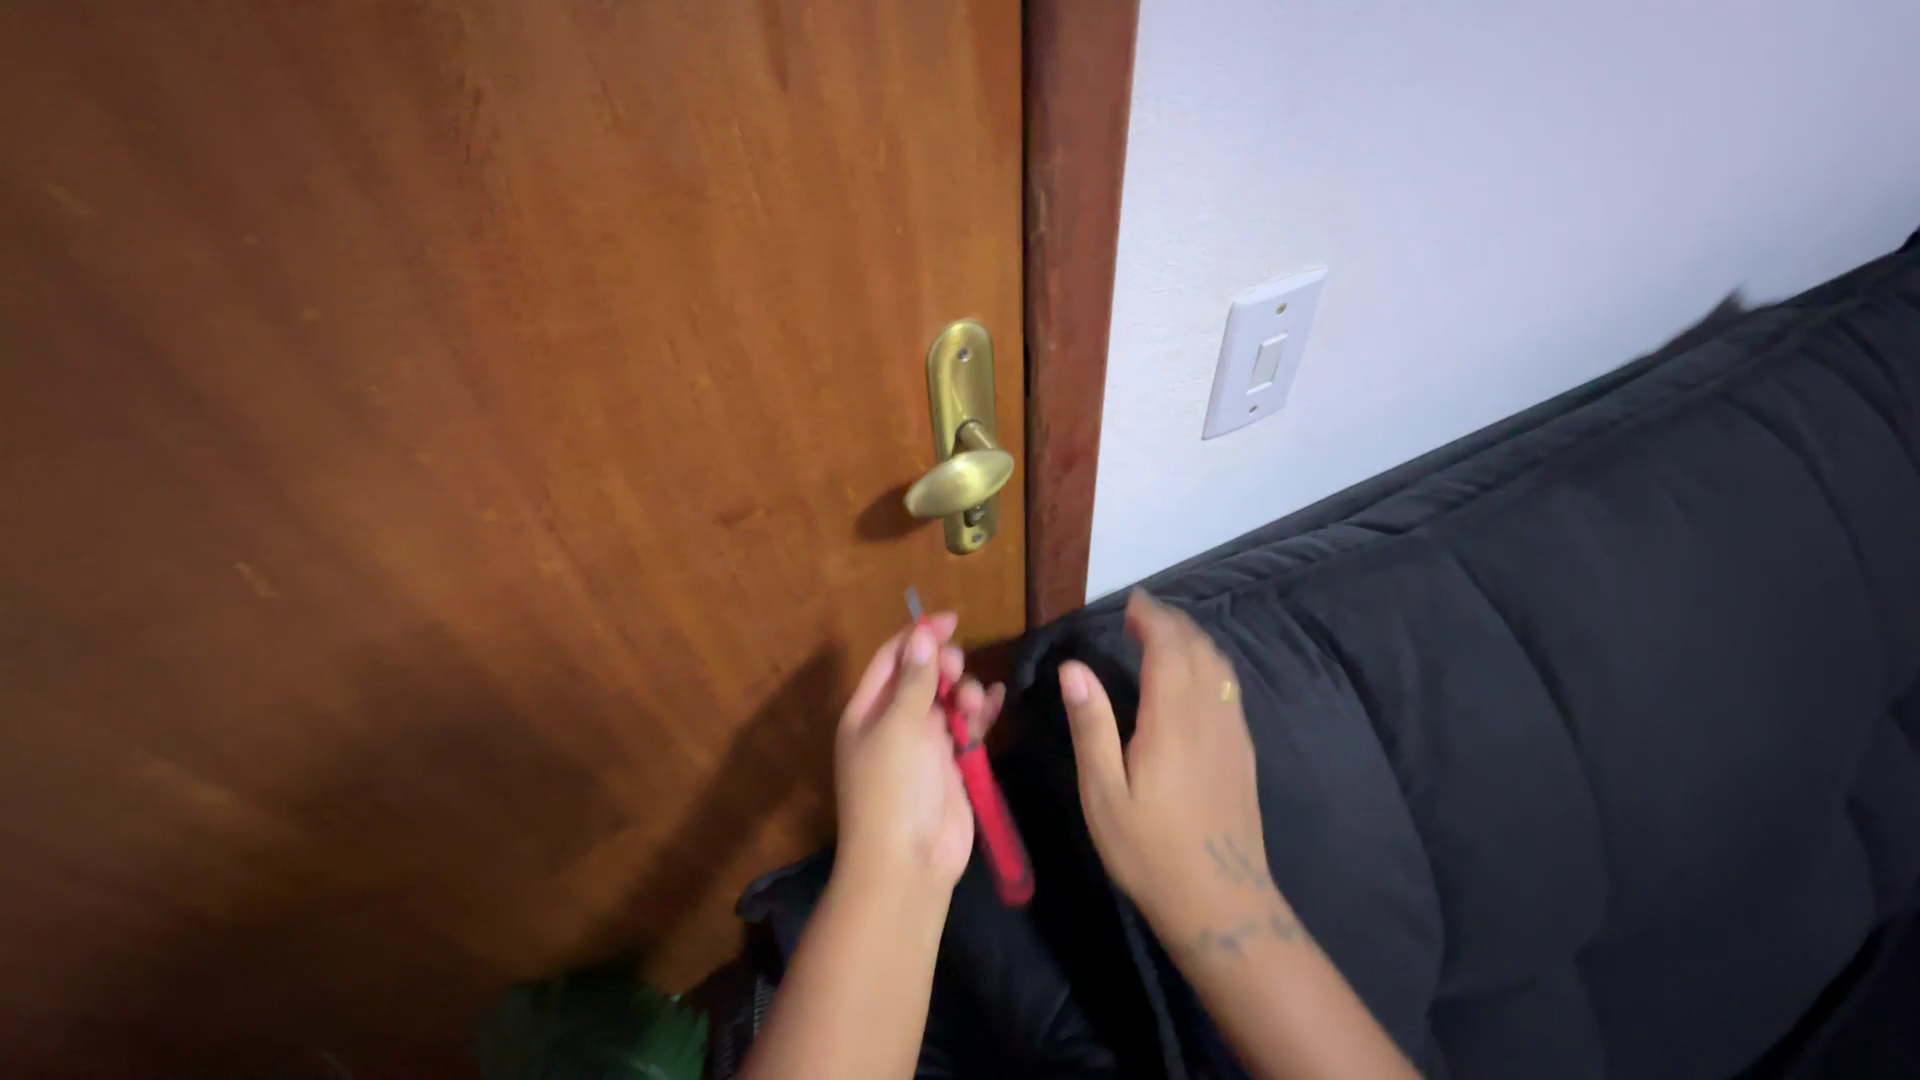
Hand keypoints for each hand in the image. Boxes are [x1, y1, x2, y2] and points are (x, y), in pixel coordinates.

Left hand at [836, 614, 1005, 895]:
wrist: (909, 861)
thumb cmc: (893, 787)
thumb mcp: (900, 727)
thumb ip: (915, 680)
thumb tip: (923, 635)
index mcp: (868, 711)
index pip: (891, 660)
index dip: (918, 636)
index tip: (950, 619)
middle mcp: (894, 723)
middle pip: (922, 677)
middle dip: (943, 665)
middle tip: (957, 666)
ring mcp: (925, 745)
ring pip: (948, 701)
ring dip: (962, 692)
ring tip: (970, 703)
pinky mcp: (953, 765)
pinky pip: (969, 728)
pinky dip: (981, 712)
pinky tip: (996, 699)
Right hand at [1058, 590, 1277, 938]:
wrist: (1221, 903)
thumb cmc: (1149, 850)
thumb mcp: (1104, 793)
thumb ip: (1091, 726)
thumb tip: (1073, 668)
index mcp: (1172, 720)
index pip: (1168, 648)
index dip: (1152, 618)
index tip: (1131, 601)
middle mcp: (1209, 717)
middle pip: (1198, 650)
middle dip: (1172, 622)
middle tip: (1142, 611)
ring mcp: (1233, 734)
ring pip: (1220, 667)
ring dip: (1194, 640)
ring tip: (1165, 634)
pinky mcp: (1244, 752)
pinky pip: (1230, 689)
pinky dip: (1210, 665)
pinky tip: (1195, 677)